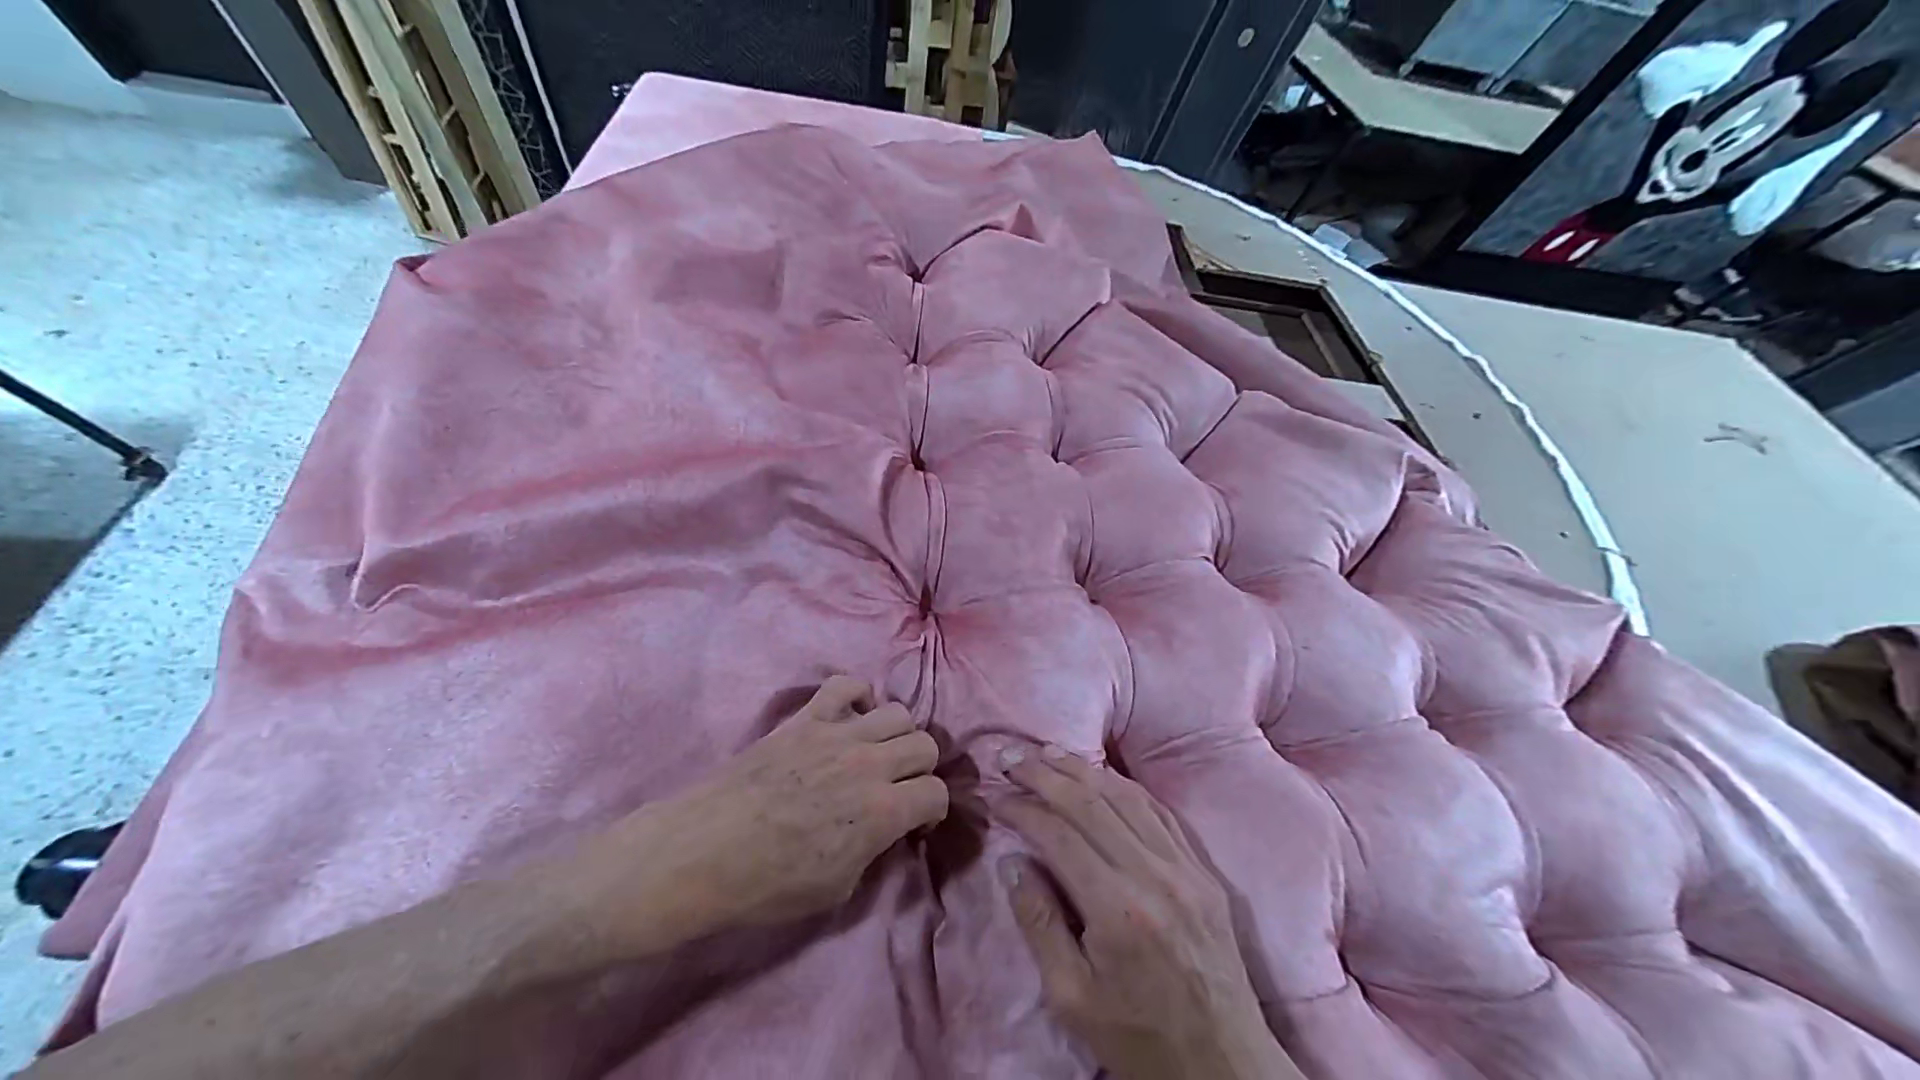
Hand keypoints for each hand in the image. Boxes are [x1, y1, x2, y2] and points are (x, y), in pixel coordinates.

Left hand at [568, 677, 949, 953]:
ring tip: (878, 752)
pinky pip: (846, 685)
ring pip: (898, 712)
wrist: (704, 851)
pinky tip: (851, 718)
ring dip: (897, 735)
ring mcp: (838, 734)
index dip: (933, 810)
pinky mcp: (806, 718)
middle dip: (921, 769)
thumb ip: (874, 848)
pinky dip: (858, 696)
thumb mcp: (839, 887)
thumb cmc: (769, 884)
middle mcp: (870, 764)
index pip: (937, 793)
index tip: (917, 822)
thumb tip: (886, 826)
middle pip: (925, 745)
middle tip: (900, 787)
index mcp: (883, 812)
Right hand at [995, 747, 1301, 1079]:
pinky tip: (1101, 775)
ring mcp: (1185, 869)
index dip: (1022, 807)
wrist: (1226, 1066)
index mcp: (1118, 909)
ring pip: (1126, 797)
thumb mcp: (1071, 998)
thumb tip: (1012, 861)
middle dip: (1044, 773)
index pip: (1059, 834)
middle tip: (1011, 755)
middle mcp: (1154, 875)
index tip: (995, 796)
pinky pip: (1159, 813)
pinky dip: (1124, 787)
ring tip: (1048, 753)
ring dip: (1082, 769)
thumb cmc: (1139, 1038)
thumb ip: (1038, 923)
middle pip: (1090, 803)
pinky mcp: (1203, 872)